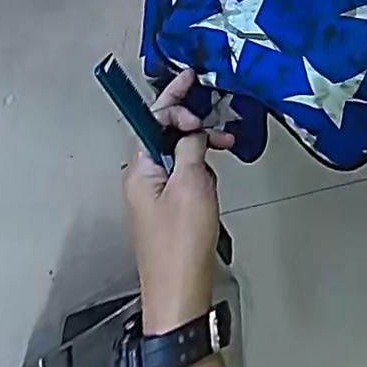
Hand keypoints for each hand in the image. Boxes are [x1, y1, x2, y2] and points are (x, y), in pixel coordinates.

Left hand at [123, 69, 235, 334]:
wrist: (180, 288)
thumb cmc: (182, 239)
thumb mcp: (191, 183)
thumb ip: (190, 147)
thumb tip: (192, 132)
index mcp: (140, 169)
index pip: (152, 119)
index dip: (173, 98)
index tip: (190, 78)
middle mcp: (143, 176)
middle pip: (164, 131)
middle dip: (189, 117)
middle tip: (212, 111)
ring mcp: (156, 190)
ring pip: (178, 147)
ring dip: (201, 139)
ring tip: (226, 142)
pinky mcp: (170, 201)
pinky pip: (185, 165)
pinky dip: (203, 157)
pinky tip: (219, 161)